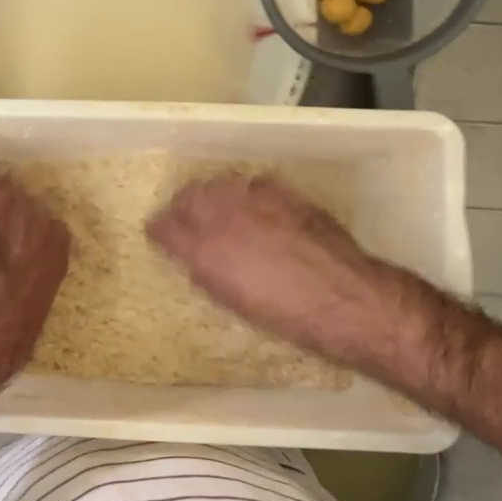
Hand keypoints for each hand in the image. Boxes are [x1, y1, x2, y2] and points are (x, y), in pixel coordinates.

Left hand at [0, 173, 69, 373]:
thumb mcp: (32, 319)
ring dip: (4, 199)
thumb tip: (24, 318)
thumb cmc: (11, 333)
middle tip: (4, 218)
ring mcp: (19, 219)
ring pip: (17, 196)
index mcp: (59, 261)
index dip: (38, 237)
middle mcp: (47, 233)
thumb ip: (30, 304)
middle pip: (36, 211)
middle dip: (21, 213)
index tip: (25, 241)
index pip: (56, 236)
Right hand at [147, 173, 436, 374]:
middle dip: (181, 205)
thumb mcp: (233, 301)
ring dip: (211, 194)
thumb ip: (206, 272)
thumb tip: (192, 256)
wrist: (346, 300)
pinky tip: (251, 205)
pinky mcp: (286, 195)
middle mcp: (226, 217)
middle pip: (190, 196)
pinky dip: (244, 193)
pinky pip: (254, 185)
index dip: (158, 229)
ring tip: (213, 207)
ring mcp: (258, 201)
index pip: (167, 228)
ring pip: (220, 184)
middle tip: (181, 217)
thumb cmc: (286, 316)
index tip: (155, 232)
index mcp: (206, 250)